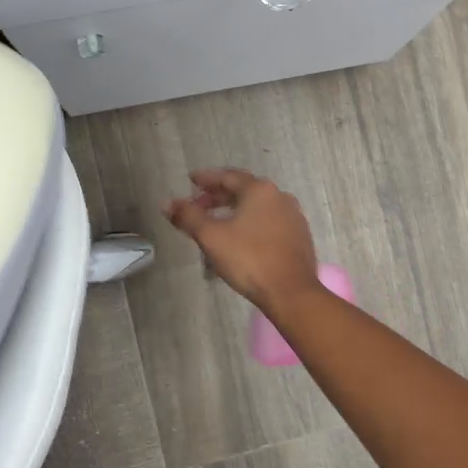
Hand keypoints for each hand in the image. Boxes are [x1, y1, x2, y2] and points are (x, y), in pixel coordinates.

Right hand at [164, 168, 321, 310]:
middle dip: (219, 196)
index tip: (191, 180)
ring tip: (217, 224)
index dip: (206, 179)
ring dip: (235, 211)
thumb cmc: (248, 259)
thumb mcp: (211, 237)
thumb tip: (167, 204)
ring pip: (258, 208)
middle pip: (244, 190)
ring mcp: (293, 217)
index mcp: (260, 190)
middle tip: (199, 205)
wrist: (290, 291)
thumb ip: (188, 217)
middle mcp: (280, 197)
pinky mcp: (299, 236)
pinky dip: (251, 224)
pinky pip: (269, 223)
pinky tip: (242, 240)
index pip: (228, 176)